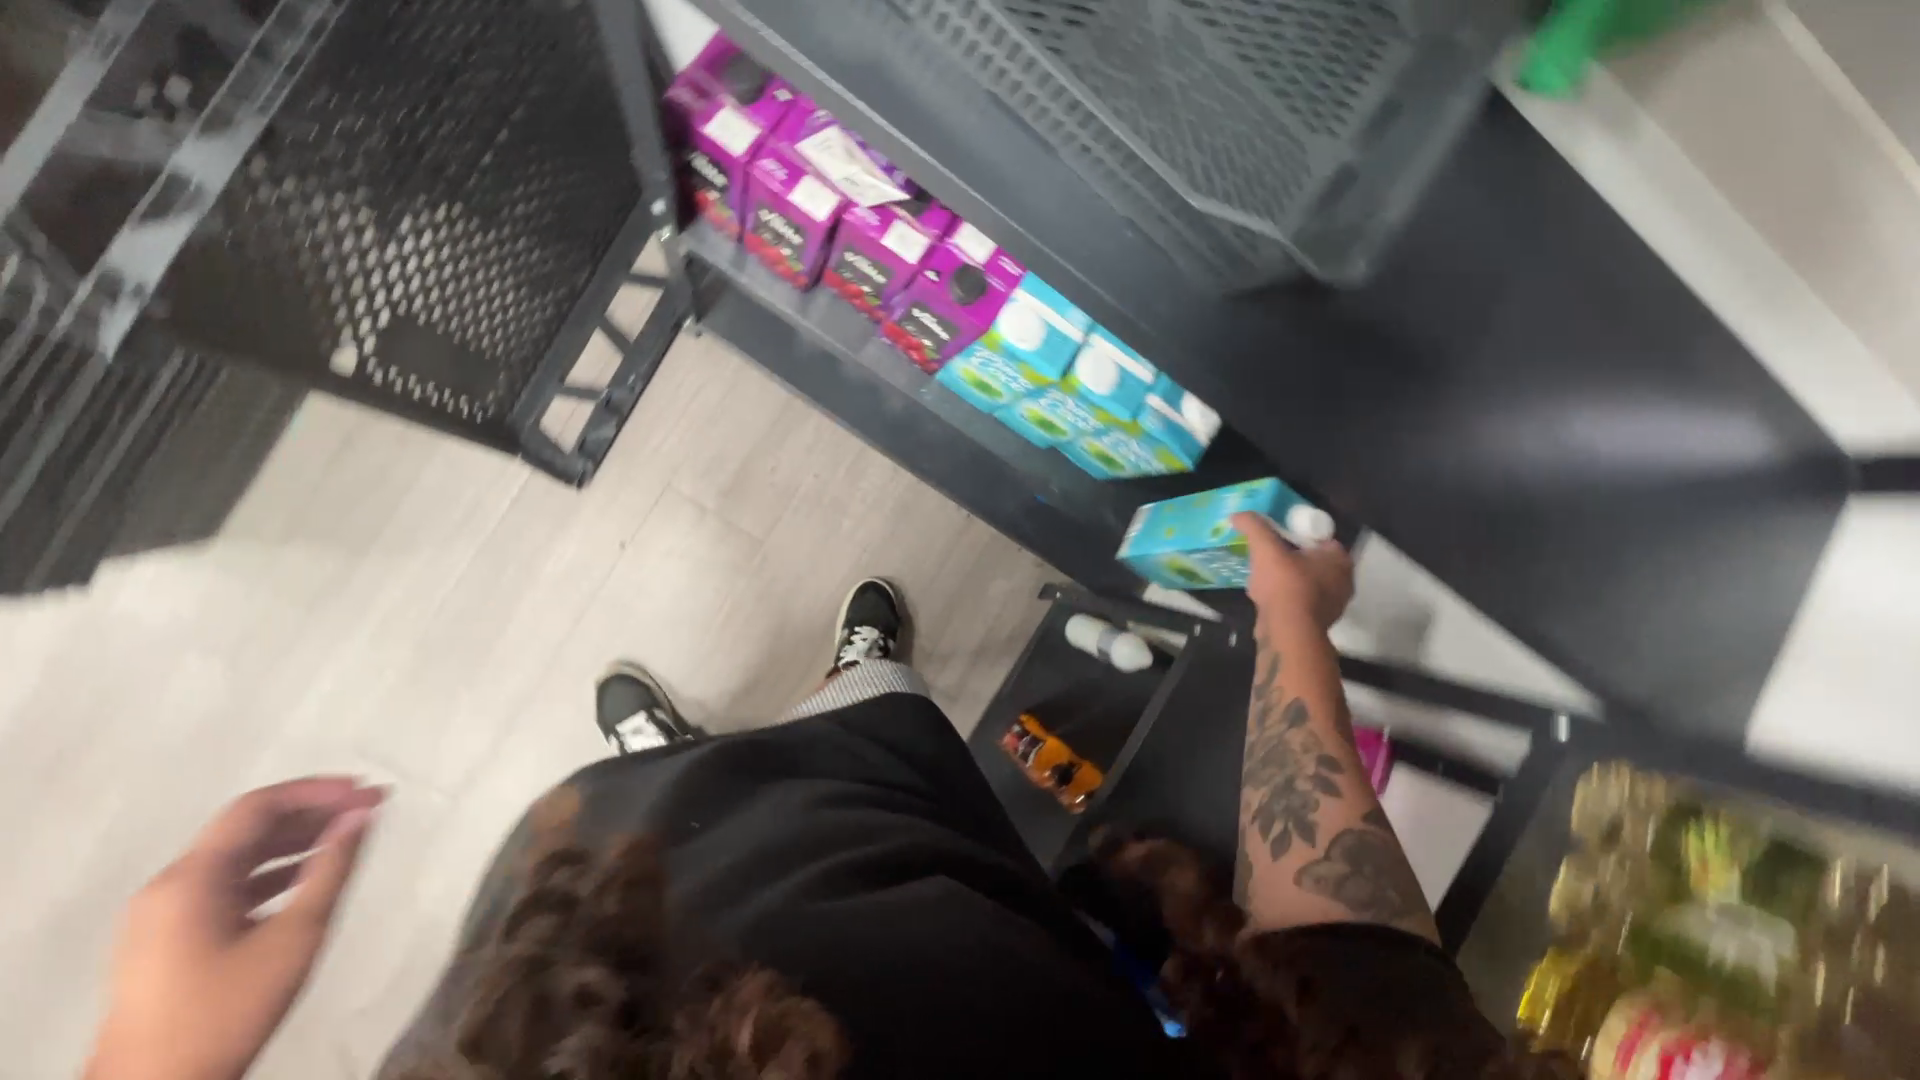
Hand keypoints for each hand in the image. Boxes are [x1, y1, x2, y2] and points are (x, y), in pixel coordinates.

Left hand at [86, 778, 384, 1079]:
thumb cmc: (229, 1008)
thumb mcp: (294, 935)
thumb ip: (331, 868)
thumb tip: (361, 815)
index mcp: (191, 878)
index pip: (258, 807)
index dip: (317, 791)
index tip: (368, 791)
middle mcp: (170, 884)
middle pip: (247, 827)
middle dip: (313, 812)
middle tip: (370, 808)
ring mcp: (163, 912)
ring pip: (237, 856)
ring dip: (295, 840)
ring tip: (349, 834)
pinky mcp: (167, 936)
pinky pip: (226, 884)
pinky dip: (272, 870)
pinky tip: (308, 876)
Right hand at [1232, 511, 1354, 630]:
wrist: (1288, 631)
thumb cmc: (1285, 585)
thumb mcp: (1265, 548)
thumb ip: (1254, 527)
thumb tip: (1238, 514)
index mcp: (1339, 559)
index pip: (1320, 539)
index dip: (1298, 536)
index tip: (1277, 539)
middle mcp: (1344, 581)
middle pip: (1313, 562)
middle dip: (1292, 559)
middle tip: (1269, 557)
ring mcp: (1333, 605)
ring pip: (1307, 584)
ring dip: (1288, 581)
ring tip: (1264, 578)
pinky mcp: (1318, 623)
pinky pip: (1301, 603)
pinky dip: (1286, 600)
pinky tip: (1267, 599)